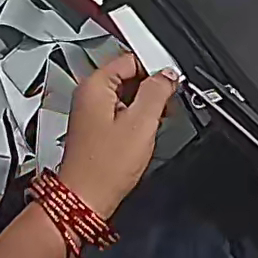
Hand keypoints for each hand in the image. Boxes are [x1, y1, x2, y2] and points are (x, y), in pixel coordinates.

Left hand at [55, 52, 177, 218]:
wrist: (87, 198)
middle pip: (128, 76)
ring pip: (126, 95)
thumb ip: (156, 92)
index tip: (170, 84)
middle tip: (164, 108)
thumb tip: (167, 75)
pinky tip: (142, 134)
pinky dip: (135, 118)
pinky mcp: (96, 127)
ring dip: (144, 106)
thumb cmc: (104, 166)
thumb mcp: (140, 123)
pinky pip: (120, 111)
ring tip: (153, 124)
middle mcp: (88, 95)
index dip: (154, 69)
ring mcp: (90, 111)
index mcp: (94, 86)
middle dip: (150, 90)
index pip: (129, 59)